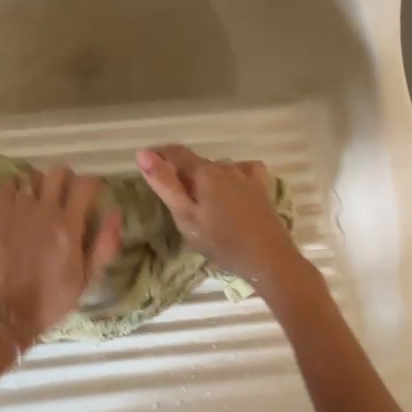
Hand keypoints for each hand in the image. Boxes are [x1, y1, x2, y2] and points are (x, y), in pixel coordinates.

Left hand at [0, 167, 123, 347]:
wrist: (6, 313)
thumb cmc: (51, 300)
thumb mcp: (86, 278)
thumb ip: (104, 244)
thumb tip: (115, 211)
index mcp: (69, 225)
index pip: (85, 185)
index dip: (93, 184)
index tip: (94, 193)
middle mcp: (44, 210)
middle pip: (58, 172)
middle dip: (67, 179)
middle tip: (67, 195)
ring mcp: (17, 211)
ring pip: (32, 177)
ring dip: (41, 185)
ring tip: (41, 200)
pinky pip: (7, 187)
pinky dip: (16, 188)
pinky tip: (18, 202)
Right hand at [137, 145, 306, 286]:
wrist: (268, 259)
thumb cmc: (221, 241)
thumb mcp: (185, 216)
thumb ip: (164, 183)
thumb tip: (143, 153)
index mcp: (204, 171)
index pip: (175, 152)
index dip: (158, 154)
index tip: (145, 164)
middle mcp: (225, 166)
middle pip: (195, 163)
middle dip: (180, 173)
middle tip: (171, 199)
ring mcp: (246, 176)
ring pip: (216, 170)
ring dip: (203, 179)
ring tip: (199, 203)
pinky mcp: (260, 188)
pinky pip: (241, 172)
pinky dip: (230, 177)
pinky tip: (230, 191)